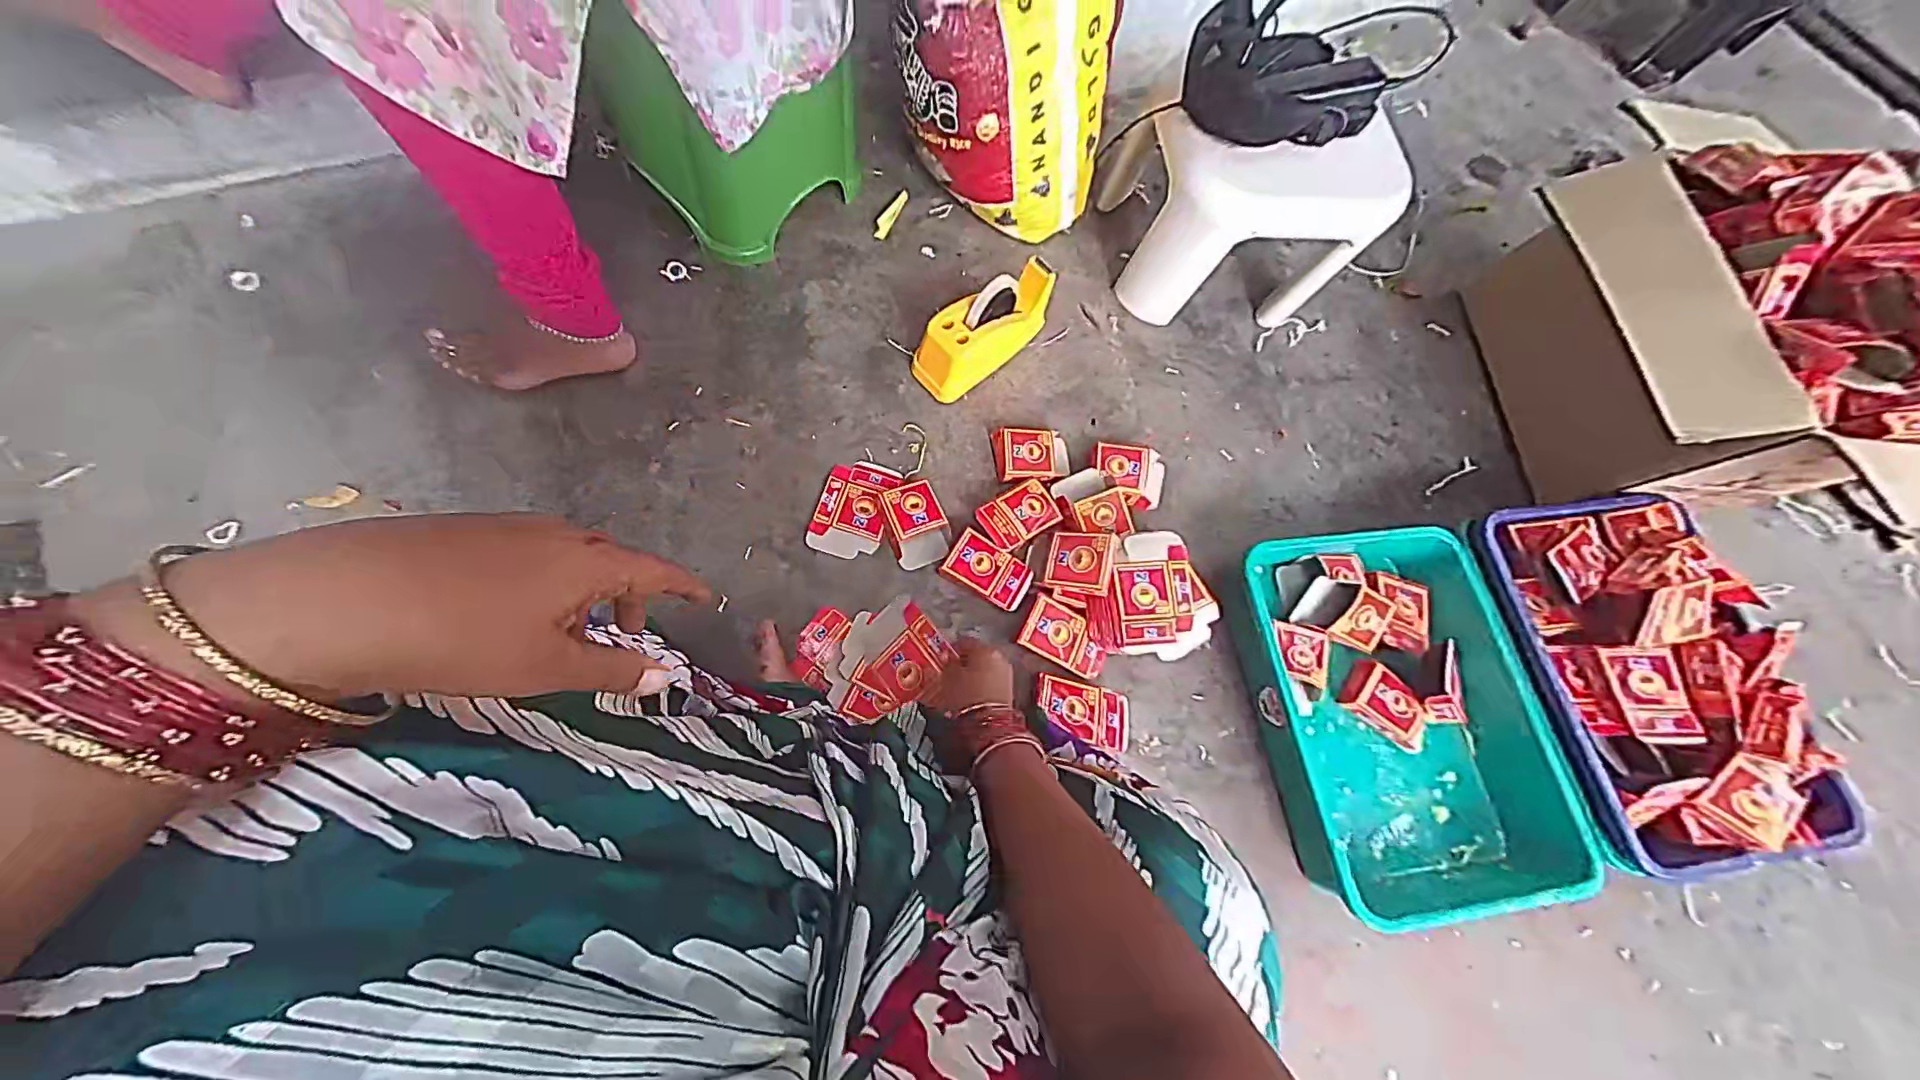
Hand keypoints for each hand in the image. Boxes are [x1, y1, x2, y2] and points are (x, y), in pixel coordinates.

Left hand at [67, 514, 711, 701]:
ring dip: (585, 593)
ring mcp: (510, 525)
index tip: (706, 598)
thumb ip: (612, 669)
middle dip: (630, 598)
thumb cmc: (462, 637)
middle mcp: (558, 532)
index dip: (685, 586)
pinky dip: (546, 582)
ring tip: (564, 633)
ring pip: (570, 558)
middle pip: (614, 562)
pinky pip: (531, 553)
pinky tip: (509, 613)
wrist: (334, 598)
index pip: (656, 571)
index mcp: (588, 560)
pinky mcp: (467, 529)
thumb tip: (665, 675)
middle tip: (624, 637)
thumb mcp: (545, 665)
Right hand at [924, 637, 1015, 712]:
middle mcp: (998, 656)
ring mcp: (1006, 672)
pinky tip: (972, 692)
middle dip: (965, 661)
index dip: (952, 648)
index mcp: (983, 648)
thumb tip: (948, 657)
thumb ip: (948, 662)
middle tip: (951, 671)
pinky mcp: (1009, 688)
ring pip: (986, 667)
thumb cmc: (966, 694)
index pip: (964, 641)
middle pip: (977, 654)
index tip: (943, 657)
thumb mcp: (949, 676)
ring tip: (961, 684)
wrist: (989, 721)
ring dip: (974, 673)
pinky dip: (982, 683)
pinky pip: (991, 680)